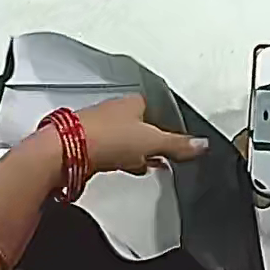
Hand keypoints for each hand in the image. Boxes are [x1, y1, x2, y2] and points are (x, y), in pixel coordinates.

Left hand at [72, 95, 210, 175]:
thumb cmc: (105, 136)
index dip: (167, 125)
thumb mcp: (153, 141)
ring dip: (134, 152)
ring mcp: (99, 128)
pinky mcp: (86, 146)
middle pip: (139, 125)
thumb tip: (202, 145)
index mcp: (133, 102)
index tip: (176, 139)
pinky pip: (109, 152)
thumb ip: (178, 145)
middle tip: (161, 152)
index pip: (157, 109)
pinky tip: (122, 167)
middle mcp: (114, 111)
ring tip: (144, 163)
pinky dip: (119, 159)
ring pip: (123, 139)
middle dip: (150, 140)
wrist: (68, 151)